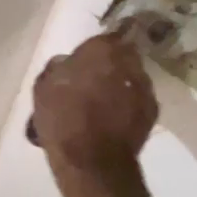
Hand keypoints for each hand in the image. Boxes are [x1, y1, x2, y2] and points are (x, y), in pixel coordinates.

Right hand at [30, 34, 156, 171]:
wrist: (91, 160)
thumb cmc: (62, 119)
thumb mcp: (43, 88)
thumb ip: (58, 67)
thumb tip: (67, 63)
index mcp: (101, 49)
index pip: (105, 36)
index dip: (96, 48)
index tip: (88, 59)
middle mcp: (129, 61)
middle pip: (122, 55)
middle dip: (111, 64)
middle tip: (94, 80)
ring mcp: (145, 86)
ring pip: (132, 77)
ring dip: (122, 84)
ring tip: (105, 103)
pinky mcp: (153, 111)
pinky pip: (138, 100)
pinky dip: (129, 105)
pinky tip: (114, 120)